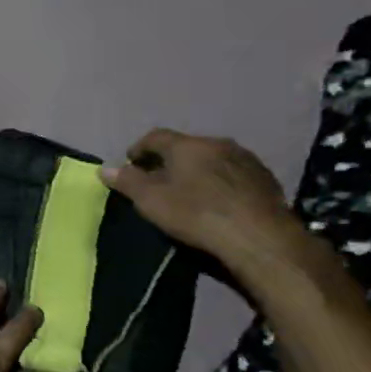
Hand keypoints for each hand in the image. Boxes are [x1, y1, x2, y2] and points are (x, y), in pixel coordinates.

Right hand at [101, 129, 306, 269]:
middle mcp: (218, 144)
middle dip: (166, 160)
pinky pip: (230, 171)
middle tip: (155, 180)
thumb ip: (126, 181)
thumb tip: (105, 168)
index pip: (155, 136)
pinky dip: (215, 180)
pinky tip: (213, 199)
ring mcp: (246, 159)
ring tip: (185, 191)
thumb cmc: (194, 213)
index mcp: (188, 145)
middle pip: (184, 146)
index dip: (138, 149)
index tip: (129, 166)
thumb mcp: (150, 200)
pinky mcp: (264, 177)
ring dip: (194, 169)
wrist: (257, 235)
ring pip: (210, 158)